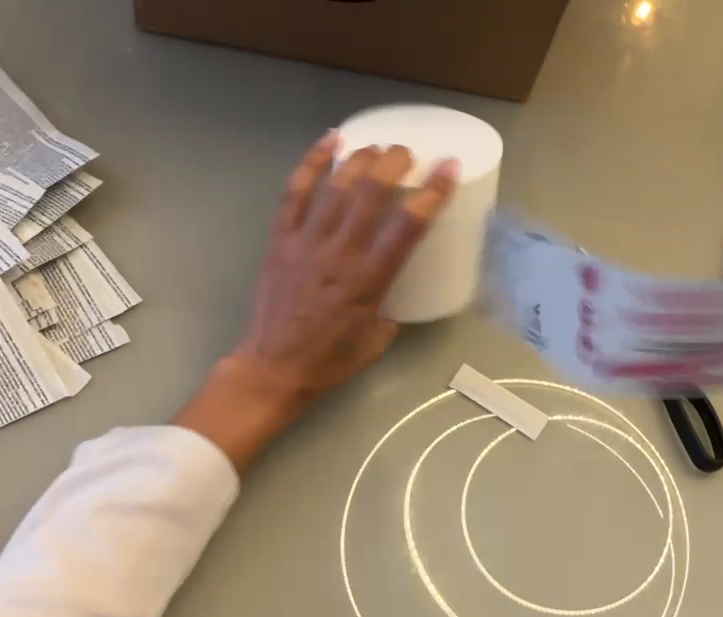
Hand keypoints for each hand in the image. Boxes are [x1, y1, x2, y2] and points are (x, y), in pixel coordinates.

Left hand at [175, 133, 459, 471]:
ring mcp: (307, 243)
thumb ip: (390, 311)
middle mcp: (340, 254)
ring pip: (337, 185)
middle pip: (372, 191)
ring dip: (361, 158)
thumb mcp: (375, 342)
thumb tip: (393, 292)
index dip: (433, 191)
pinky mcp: (281, 240)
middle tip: (408, 154)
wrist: (273, 369)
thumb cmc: (327, 363)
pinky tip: (329, 141)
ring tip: (376, 148)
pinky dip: (312, 162)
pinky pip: (295, 192)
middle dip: (396, 161)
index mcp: (369, 281)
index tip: (449, 167)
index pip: (408, 224)